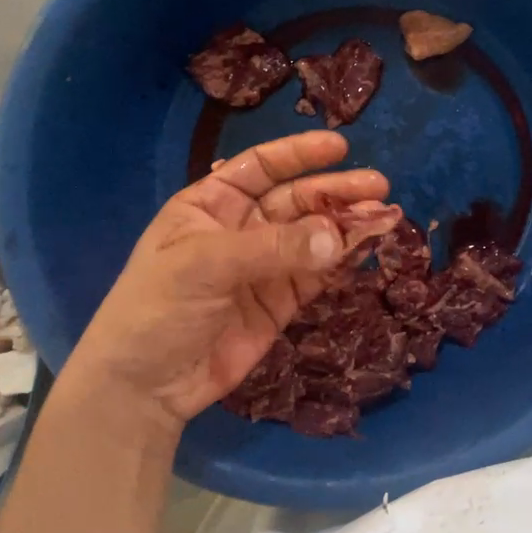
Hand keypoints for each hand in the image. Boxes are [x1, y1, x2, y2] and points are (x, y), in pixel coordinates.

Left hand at [69, 131, 388, 425]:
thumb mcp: (205, 265)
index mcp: (212, 205)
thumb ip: (274, 248)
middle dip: (337, 192)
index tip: (340, 147)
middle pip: (298, 200)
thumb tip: (338, 237)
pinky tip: (369, 248)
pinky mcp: (283, 301)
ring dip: (349, 224)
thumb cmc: (157, 308)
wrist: (145, 386)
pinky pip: (320, 272)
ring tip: (386, 216)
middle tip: (380, 188)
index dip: (299, 154)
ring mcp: (266, 265)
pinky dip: (345, 260)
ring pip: (315, 235)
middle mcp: (243, 228)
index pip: (260, 167)